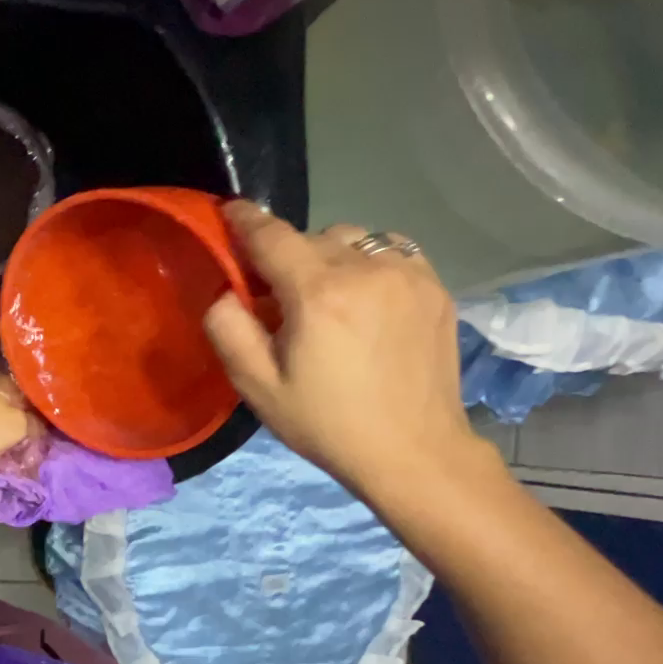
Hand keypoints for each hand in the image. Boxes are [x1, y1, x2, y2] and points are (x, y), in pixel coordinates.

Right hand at [203, 202, 487, 494]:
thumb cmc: (324, 422)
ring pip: (355, 238)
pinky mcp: (436, 287)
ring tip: (321, 294)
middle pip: (312, 236)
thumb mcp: (255, 384)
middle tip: (272, 292)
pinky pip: (391, 251)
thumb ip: (228, 328)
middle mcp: (368, 270)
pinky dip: (366, 261)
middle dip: (285, 253)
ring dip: (327, 255)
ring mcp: (410, 275)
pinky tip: (359, 296)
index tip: (229, 212)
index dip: (245, 221)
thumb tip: (226, 292)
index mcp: (318, 294)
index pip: (273, 236)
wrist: (413, 451)